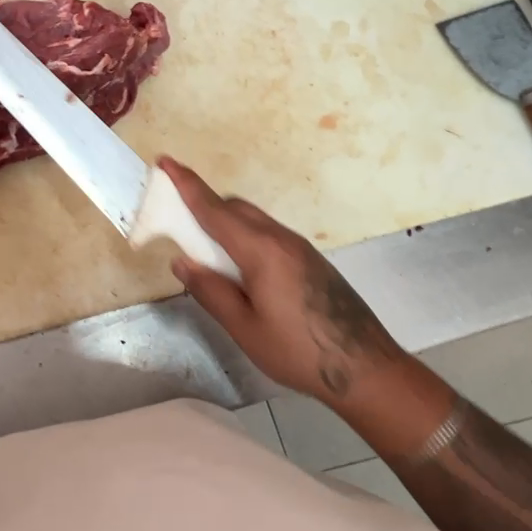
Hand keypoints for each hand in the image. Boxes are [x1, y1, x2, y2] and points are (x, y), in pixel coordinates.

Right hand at [160, 157, 407, 403]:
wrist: (366, 369)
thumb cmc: (298, 351)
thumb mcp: (244, 327)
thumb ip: (210, 291)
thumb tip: (183, 262)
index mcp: (260, 250)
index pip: (214, 209)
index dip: (186, 184)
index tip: (164, 161)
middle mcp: (280, 239)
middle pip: (234, 208)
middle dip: (204, 205)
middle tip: (180, 224)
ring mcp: (300, 248)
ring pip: (253, 220)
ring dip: (226, 223)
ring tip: (210, 254)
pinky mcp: (311, 261)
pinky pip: (268, 234)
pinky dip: (245, 237)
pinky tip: (242, 270)